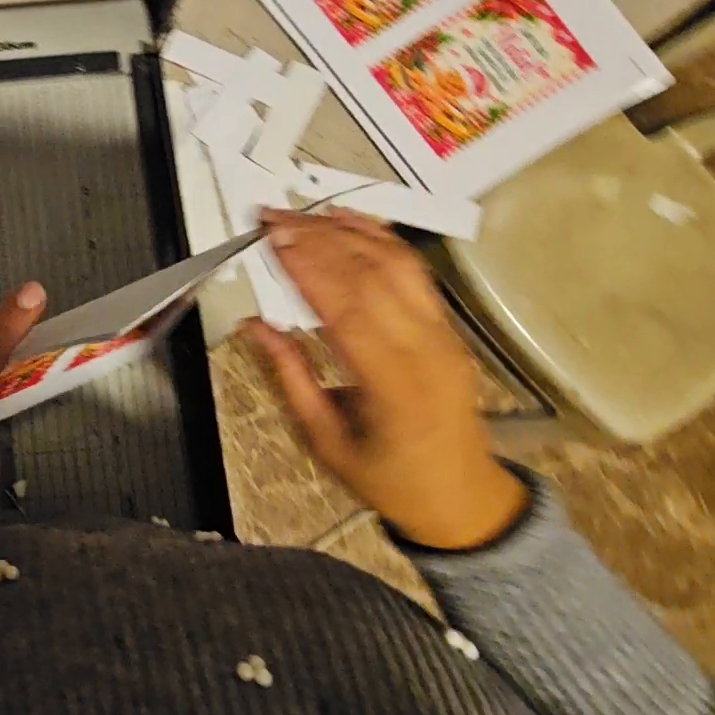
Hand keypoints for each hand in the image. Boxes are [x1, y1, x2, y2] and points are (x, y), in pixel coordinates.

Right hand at [241, 209, 526, 550]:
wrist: (462, 498)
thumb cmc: (387, 476)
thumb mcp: (323, 438)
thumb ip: (288, 375)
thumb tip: (252, 325)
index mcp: (393, 387)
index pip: (348, 311)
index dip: (307, 269)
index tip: (271, 240)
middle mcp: (426, 351)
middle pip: (371, 276)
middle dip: (317, 240)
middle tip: (272, 218)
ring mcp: (444, 336)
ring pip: (395, 265)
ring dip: (343, 232)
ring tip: (299, 216)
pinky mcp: (447, 328)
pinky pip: (414, 272)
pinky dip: (381, 239)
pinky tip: (349, 220)